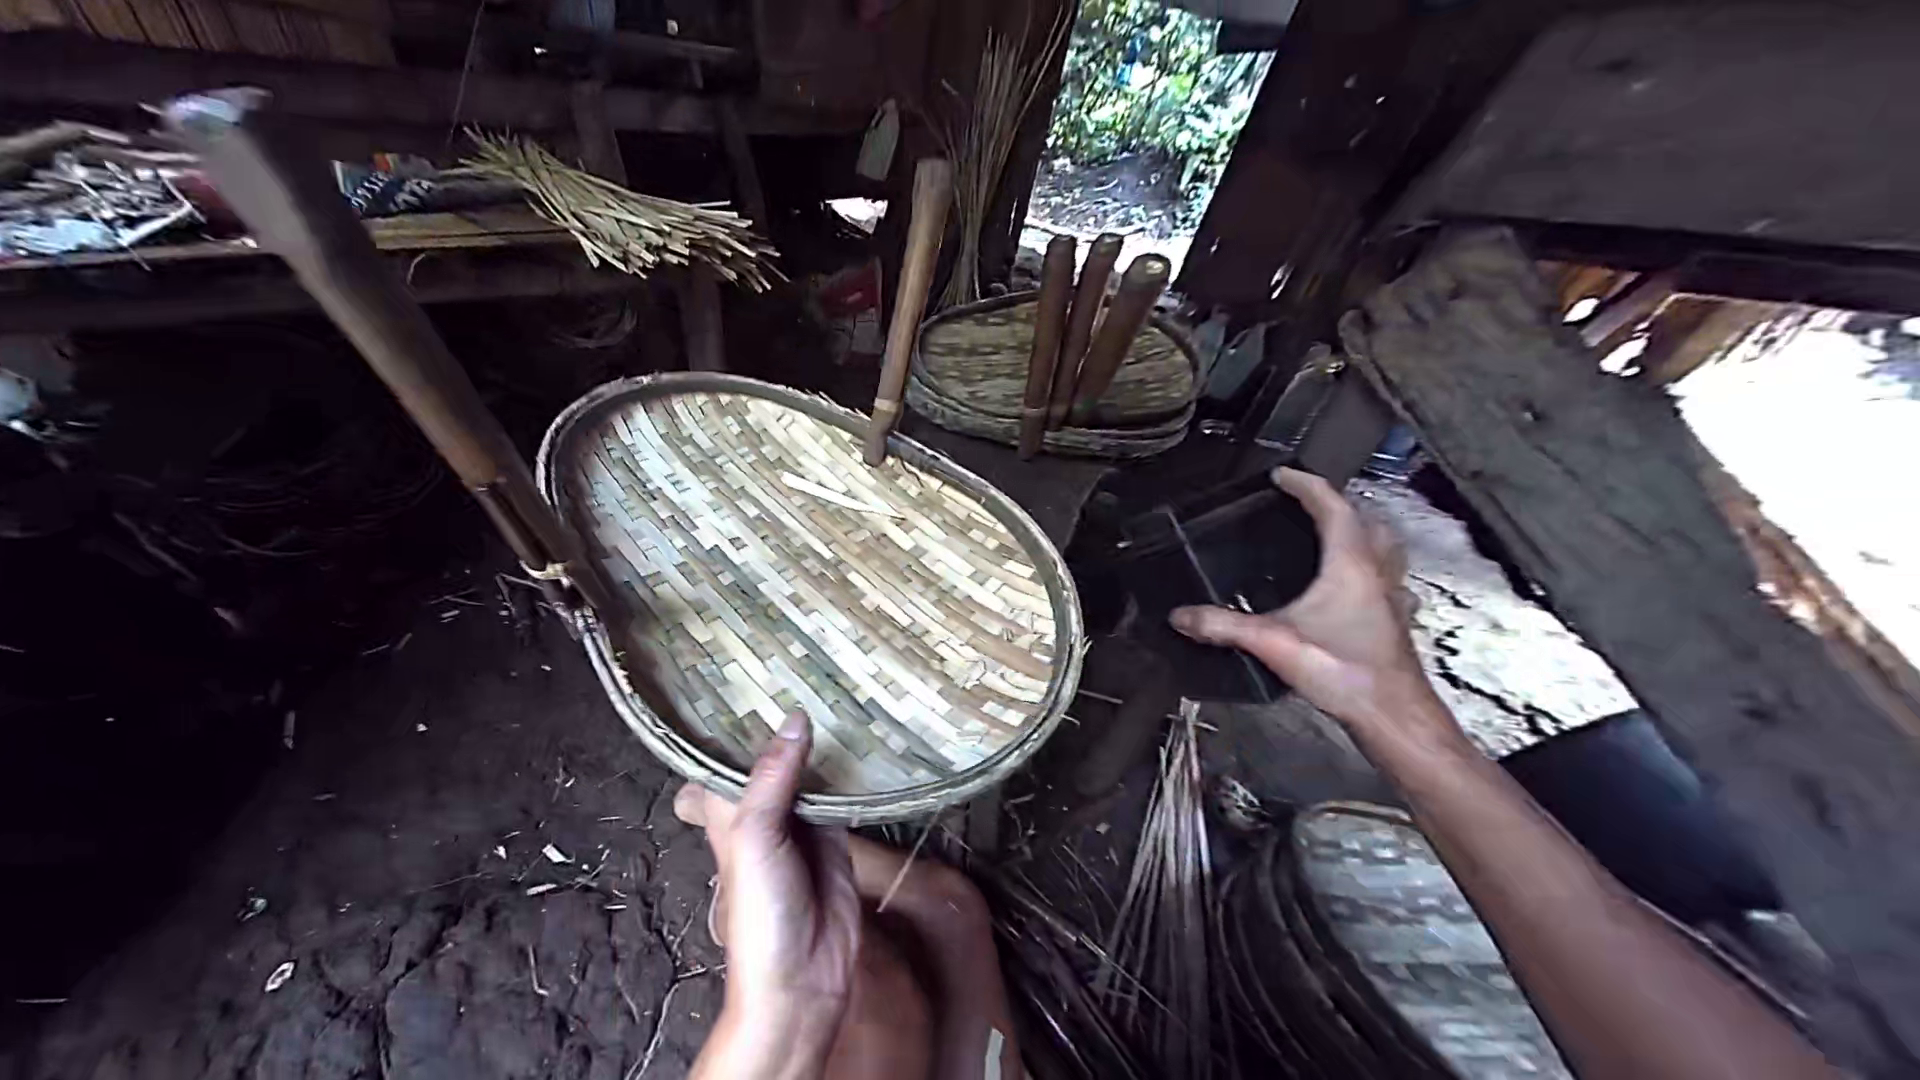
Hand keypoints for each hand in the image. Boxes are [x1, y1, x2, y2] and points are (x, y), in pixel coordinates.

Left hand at [680, 713, 860, 1078]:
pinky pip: (844, 790)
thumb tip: (795, 717)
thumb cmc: (760, 911)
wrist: (806, 974)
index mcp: (729, 809)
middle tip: (804, 669)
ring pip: (810, 769)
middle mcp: (764, 807)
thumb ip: (772, 779)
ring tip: (839, 688)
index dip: (721, 724)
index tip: (739, 677)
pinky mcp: (837, 830)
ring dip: (821, 741)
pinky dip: (853, 768)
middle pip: (770, 757)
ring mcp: (802, 818)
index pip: (716, 758)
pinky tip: (868, 736)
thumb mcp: (754, 839)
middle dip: (781, 723)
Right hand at [1170, 467, 1446, 740]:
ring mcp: (1390, 596)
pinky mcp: (1393, 619)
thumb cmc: (1343, 671)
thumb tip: (1180, 616)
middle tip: (1307, 502)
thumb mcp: (1272, 643)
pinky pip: (1384, 577)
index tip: (1283, 476)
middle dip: (1336, 503)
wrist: (1392, 715)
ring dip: (1359, 531)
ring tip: (1331, 534)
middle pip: (1364, 520)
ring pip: (1383, 547)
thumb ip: (1222, 626)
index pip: (1333, 507)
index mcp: (1350, 565)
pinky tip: (1352, 586)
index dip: (1306, 485)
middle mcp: (1376, 573)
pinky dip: (1368, 567)